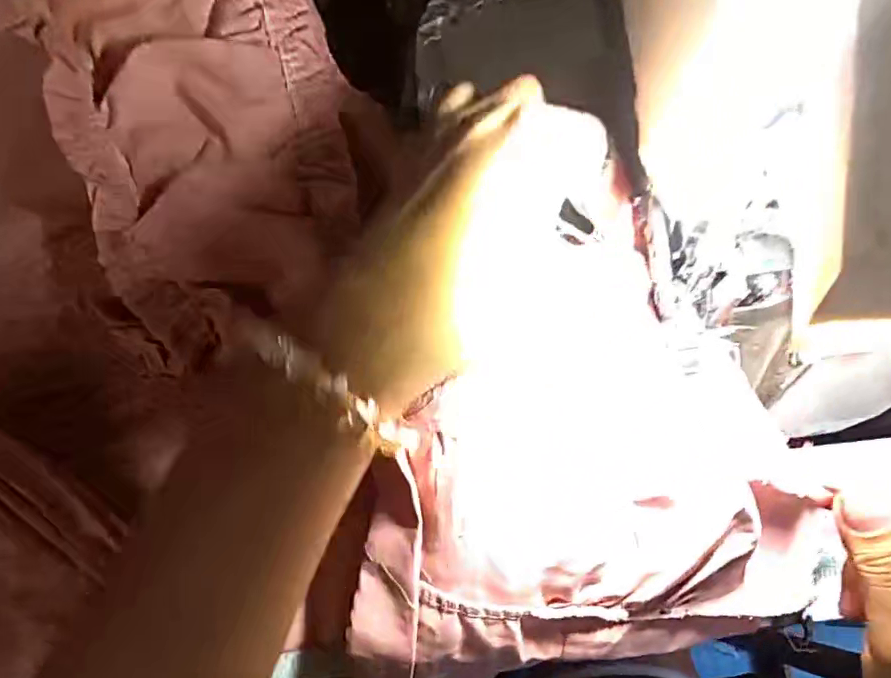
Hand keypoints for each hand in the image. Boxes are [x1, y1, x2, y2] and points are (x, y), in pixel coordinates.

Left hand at [310, 78, 615, 415]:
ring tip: (468, 100)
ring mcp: (385, 216)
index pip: (473, 157)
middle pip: (445, 143)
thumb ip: (506, 308)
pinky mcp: (369, 232)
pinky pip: (396, 174)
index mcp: (442, 225)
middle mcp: (410, 206)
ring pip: (416, 152)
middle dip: (481, 113)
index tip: (529, 101)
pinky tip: (422, 150)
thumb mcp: (473, 337)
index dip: (502, 124)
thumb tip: (546, 298)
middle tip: (512, 94)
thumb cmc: (411, 358)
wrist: (344, 371)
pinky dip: (417, 154)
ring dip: (444, 123)